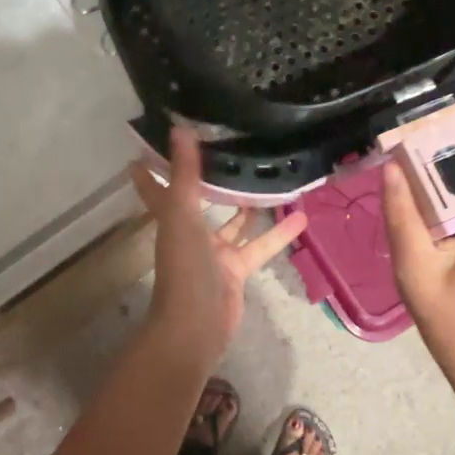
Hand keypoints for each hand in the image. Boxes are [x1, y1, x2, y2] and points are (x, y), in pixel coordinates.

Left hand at [130, 128, 309, 366]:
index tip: (156, 140)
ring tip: (274, 177)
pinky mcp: (236, 270)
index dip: (154, 165)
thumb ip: (185, 173)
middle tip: (233, 148)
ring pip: (234, 222)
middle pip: (200, 199)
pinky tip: (300, 218)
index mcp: (170, 217)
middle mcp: (189, 231)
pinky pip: (258, 246)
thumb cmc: (184, 266)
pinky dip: (277, 234)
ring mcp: (213, 252)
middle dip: (213, 179)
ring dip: (251, 204)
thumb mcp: (183, 214)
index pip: (157, 185)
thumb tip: (179, 128)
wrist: (196, 326)